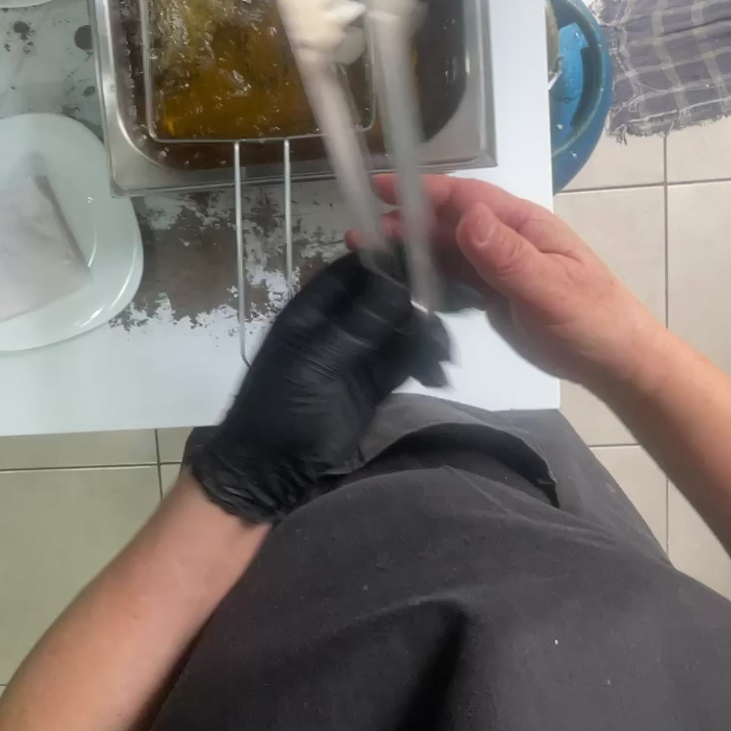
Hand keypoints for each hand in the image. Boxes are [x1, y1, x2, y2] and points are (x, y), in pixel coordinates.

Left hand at [188, 252, 442, 522]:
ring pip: (402, 327)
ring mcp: (358, 352)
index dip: (394, 261)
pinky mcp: (374, 381)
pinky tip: (439, 374)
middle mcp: (339, 322)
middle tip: (460, 308)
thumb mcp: (318, 363)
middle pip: (387, 295)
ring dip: (427, 336)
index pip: (359, 268)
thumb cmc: (281, 408)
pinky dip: (424, 362)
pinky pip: (405, 359)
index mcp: (314, 308)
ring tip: (444, 359)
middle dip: (421, 301)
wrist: (270, 469)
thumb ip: (359, 324)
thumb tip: (398, 279)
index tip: (436, 261)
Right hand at [358, 174, 666, 390]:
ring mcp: (495, 265)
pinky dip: (423, 273)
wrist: (613, 361)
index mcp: (520, 224)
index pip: (464, 197)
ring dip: (408, 247)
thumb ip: (507, 256)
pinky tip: (399, 279)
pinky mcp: (489, 291)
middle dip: (404, 220)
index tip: (382, 185)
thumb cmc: (590, 319)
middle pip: (445, 221)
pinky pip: (450, 275)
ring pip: (444, 248)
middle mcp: (503, 237)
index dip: (422, 189)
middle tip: (361, 230)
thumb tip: (465, 217)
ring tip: (368, 252)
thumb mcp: (550, 288)